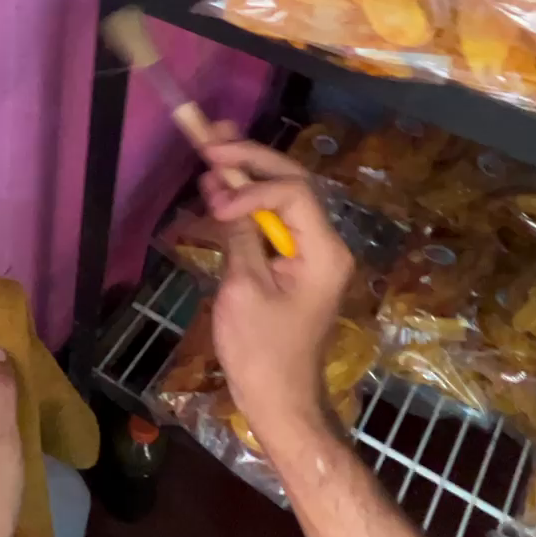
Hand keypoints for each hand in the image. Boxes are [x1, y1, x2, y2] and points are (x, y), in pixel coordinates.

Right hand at [200, 137, 355, 445]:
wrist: (278, 399)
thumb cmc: (261, 351)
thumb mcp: (244, 289)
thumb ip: (240, 236)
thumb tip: (224, 194)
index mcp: (324, 250)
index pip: (291, 193)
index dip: (250, 188)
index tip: (213, 204)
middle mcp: (325, 244)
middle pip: (290, 184)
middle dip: (250, 160)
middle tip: (211, 137)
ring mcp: (309, 255)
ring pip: (280, 200)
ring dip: (245, 175)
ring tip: (213, 146)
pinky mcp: (292, 266)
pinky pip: (271, 224)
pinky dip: (244, 206)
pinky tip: (217, 189)